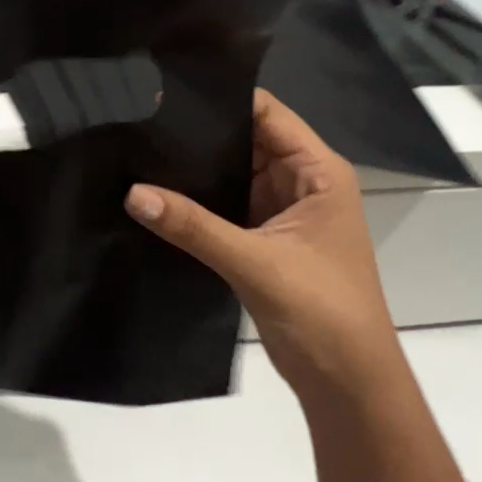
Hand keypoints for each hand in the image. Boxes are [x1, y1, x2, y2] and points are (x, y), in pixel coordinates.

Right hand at [124, 89, 398, 397]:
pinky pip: (224, 202)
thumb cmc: (323, 314)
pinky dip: (196, 197)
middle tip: (140, 118)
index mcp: (318, 172)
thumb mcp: (256, 264)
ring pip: (231, 171)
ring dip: (195, 166)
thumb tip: (132, 193)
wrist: (349, 388)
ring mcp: (281, 209)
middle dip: (199, 131)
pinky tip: (155, 190)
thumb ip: (193, 226)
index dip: (222, 99)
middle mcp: (301, 181)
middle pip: (245, 137)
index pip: (267, 113)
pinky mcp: (262, 236)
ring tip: (138, 147)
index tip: (167, 92)